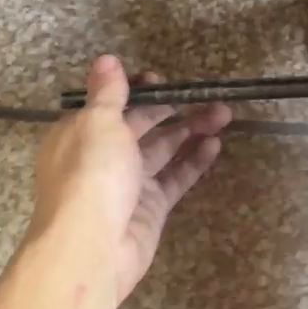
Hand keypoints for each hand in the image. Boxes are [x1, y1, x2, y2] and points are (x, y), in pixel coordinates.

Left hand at [25, 56, 231, 306]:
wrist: (90, 249)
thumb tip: (106, 59)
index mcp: (81, 134)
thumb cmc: (91, 174)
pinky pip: (175, 177)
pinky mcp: (150, 207)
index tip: (162, 80)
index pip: (111, 105)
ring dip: (193, 129)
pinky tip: (216, 144)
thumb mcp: (98, 122)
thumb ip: (108, 92)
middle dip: (174, 108)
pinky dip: (195, 160)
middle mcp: (103, 156)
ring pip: (164, 149)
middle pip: (143, 125)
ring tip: (226, 113)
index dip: (136, 90)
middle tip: (208, 94)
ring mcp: (128, 183)